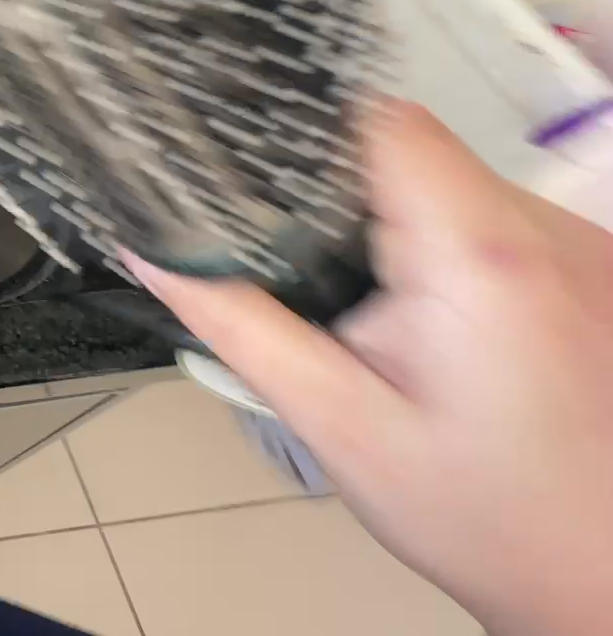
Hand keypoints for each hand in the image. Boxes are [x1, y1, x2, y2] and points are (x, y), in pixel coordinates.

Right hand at [127, 101, 612, 635]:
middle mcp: (550, 238)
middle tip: (251, 234)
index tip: (227, 149)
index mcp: (483, 261)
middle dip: (315, 179)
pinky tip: (381, 296)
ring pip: (432, 177)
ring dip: (362, 210)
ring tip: (318, 276)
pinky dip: (409, 233)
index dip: (297, 122)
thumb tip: (144, 251)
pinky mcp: (583, 272)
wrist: (612, 588)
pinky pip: (469, 212)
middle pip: (399, 147)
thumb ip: (232, 321)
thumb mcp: (331, 418)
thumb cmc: (487, 513)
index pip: (382, 126)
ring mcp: (582, 251)